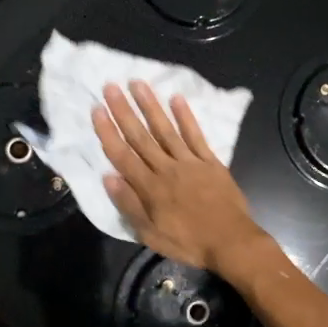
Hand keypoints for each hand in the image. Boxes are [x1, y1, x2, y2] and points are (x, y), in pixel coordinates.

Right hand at [92, 80, 274, 275]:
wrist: (230, 241)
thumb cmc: (188, 242)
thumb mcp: (150, 233)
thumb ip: (129, 204)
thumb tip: (108, 177)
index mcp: (150, 188)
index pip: (123, 155)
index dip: (108, 132)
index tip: (97, 110)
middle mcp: (167, 168)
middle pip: (141, 136)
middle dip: (124, 111)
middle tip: (111, 87)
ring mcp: (190, 162)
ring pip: (166, 129)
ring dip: (151, 106)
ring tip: (138, 84)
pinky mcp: (210, 161)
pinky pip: (195, 135)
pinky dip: (186, 117)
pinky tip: (176, 99)